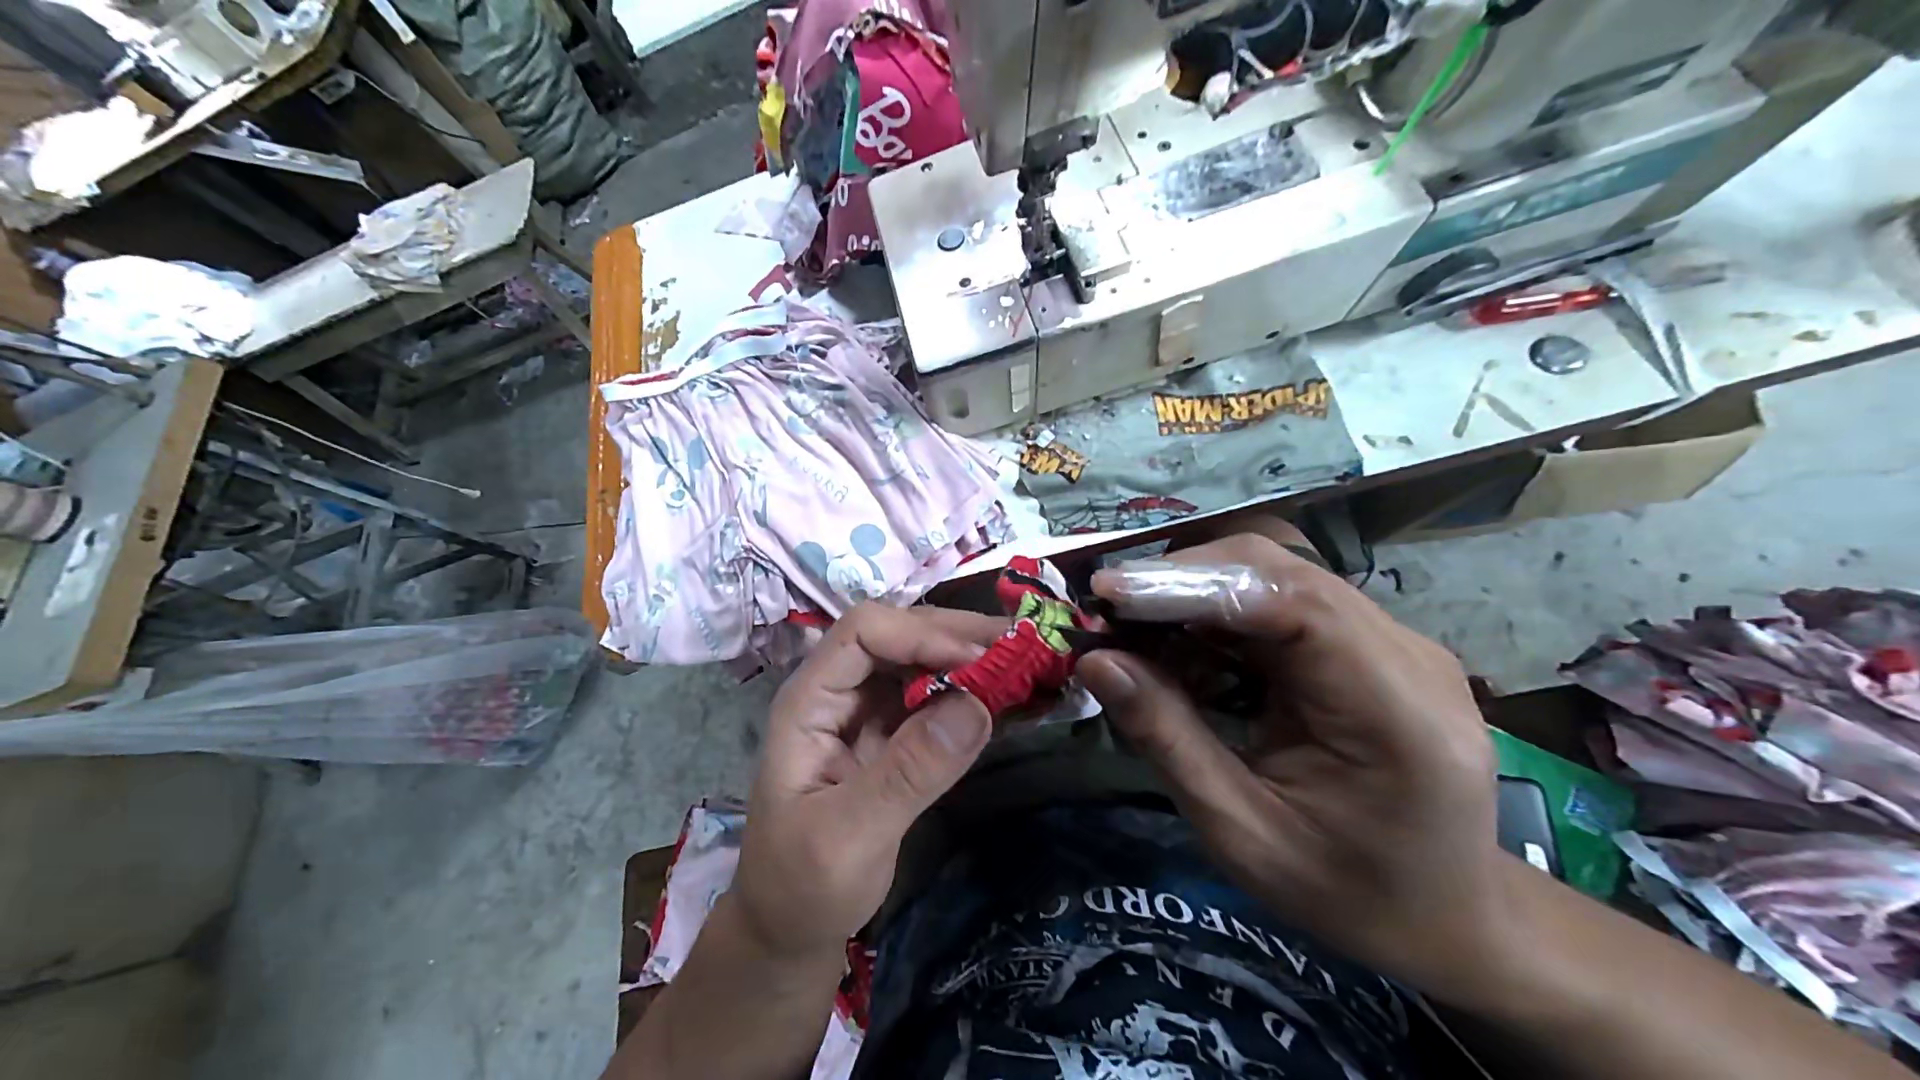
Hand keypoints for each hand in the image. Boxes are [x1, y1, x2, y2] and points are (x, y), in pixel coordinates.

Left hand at [731, 604, 1000, 959]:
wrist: (790, 928)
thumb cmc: (802, 885)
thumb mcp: (849, 837)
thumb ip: (909, 772)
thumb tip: (976, 706)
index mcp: (810, 701)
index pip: (864, 633)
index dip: (922, 636)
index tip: (981, 663)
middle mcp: (840, 693)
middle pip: (900, 636)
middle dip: (960, 638)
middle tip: (1028, 649)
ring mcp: (868, 713)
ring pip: (924, 663)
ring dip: (976, 661)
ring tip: (1032, 667)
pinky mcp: (895, 736)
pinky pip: (939, 699)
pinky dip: (976, 695)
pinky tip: (1016, 700)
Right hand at [1077, 527, 1512, 1006]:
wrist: (1447, 915)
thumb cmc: (1346, 890)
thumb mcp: (1241, 833)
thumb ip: (1168, 739)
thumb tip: (1095, 661)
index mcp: (1396, 713)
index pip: (1295, 603)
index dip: (1195, 584)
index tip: (1109, 592)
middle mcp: (1408, 656)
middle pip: (1284, 572)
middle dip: (1185, 580)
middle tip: (1109, 611)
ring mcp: (1396, 643)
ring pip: (1279, 577)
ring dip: (1197, 593)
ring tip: (1133, 628)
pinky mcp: (1372, 644)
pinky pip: (1285, 604)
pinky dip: (1221, 614)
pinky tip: (1182, 645)